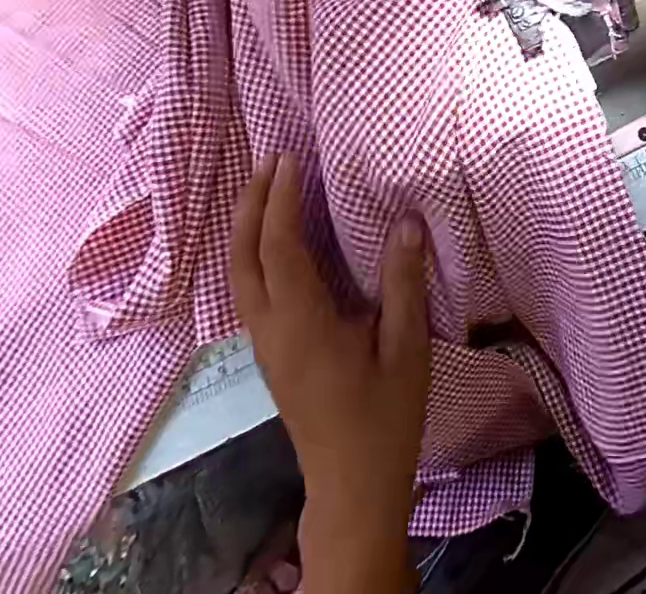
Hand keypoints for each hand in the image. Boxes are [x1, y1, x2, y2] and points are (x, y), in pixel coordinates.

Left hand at [230, 155, 429, 593]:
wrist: (352, 484)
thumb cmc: (384, 416)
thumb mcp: (406, 347)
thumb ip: (404, 283)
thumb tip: (407, 222)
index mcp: (302, 324)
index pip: (279, 247)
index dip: (280, 200)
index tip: (290, 160)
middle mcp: (271, 329)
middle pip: (243, 256)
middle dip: (251, 203)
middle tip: (270, 161)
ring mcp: (264, 344)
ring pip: (239, 273)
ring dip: (247, 226)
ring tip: (267, 188)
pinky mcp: (270, 353)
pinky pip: (250, 288)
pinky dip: (254, 251)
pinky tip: (274, 240)